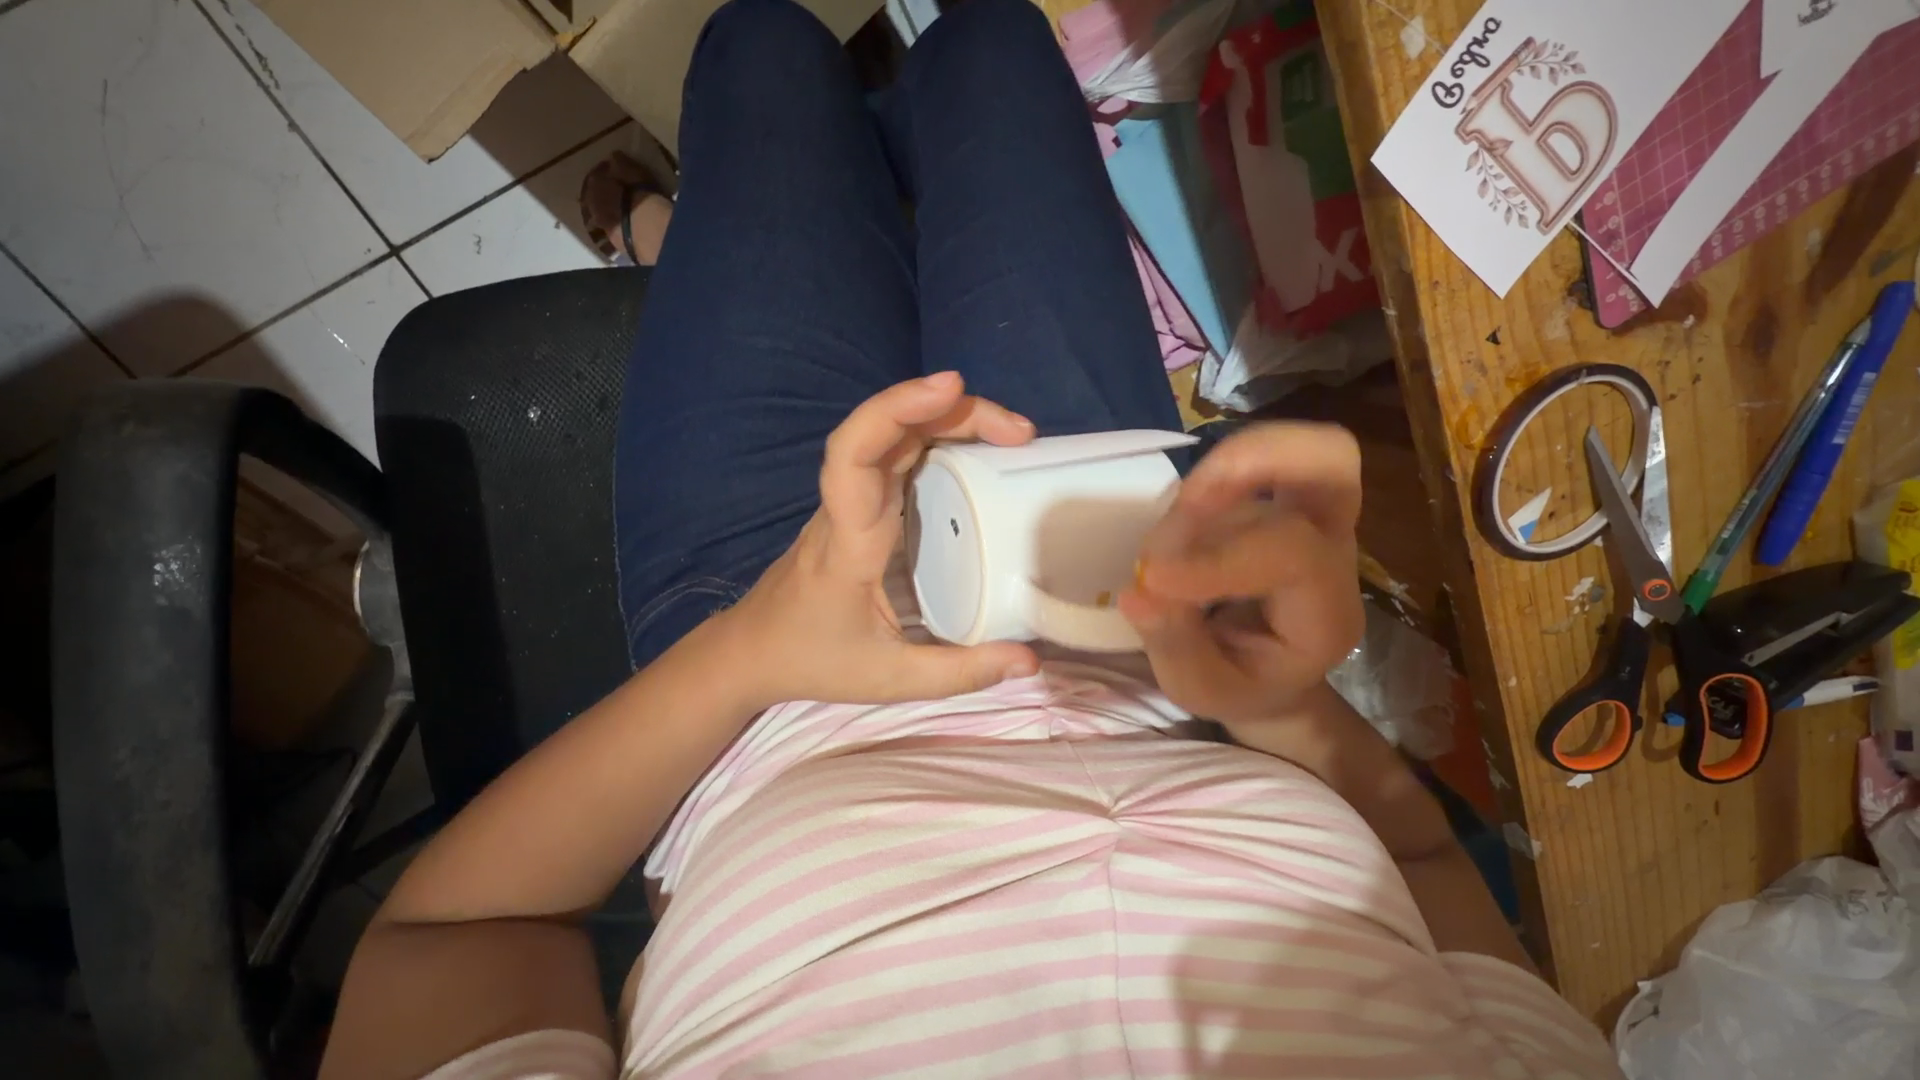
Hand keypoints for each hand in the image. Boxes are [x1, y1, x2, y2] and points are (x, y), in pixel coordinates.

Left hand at [719, 372, 1041, 708]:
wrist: (752, 650)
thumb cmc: (813, 660)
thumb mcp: (889, 679)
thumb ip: (961, 672)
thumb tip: (1031, 661)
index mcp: (847, 542)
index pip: (854, 456)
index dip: (895, 411)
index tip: (951, 388)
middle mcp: (845, 508)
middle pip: (884, 432)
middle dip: (949, 412)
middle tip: (1018, 429)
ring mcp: (848, 503)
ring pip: (891, 437)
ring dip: (947, 420)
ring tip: (1009, 432)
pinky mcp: (857, 507)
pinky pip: (895, 456)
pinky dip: (936, 439)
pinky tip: (975, 450)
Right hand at [1119, 423, 1364, 723]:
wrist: (1272, 679)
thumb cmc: (1242, 687)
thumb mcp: (1202, 690)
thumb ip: (1175, 646)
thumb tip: (1138, 591)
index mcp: (1326, 613)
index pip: (1292, 555)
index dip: (1218, 556)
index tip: (1151, 579)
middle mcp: (1334, 552)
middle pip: (1330, 458)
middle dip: (1251, 461)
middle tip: (1186, 502)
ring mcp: (1313, 516)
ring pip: (1273, 460)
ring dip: (1206, 488)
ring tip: (1165, 544)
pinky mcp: (1284, 499)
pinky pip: (1257, 457)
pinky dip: (1206, 481)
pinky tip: (1180, 527)